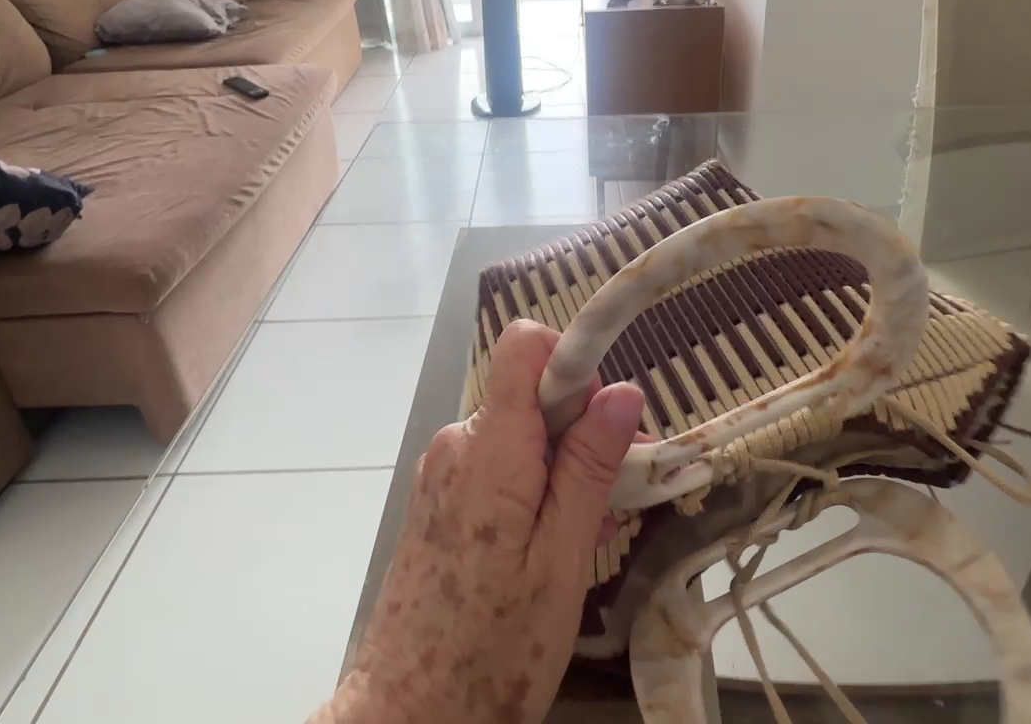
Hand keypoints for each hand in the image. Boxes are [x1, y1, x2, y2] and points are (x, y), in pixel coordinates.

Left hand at [312, 320, 644, 723]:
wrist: (407, 714)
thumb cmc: (494, 646)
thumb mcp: (560, 558)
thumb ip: (589, 467)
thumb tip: (623, 390)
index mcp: (489, 446)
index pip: (525, 344)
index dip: (573, 361)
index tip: (607, 417)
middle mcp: (458, 442)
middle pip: (532, 394)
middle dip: (583, 431)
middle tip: (616, 499)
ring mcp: (444, 470)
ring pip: (521, 432)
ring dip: (563, 467)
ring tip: (587, 535)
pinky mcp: (441, 497)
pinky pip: (499, 463)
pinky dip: (534, 485)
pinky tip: (552, 542)